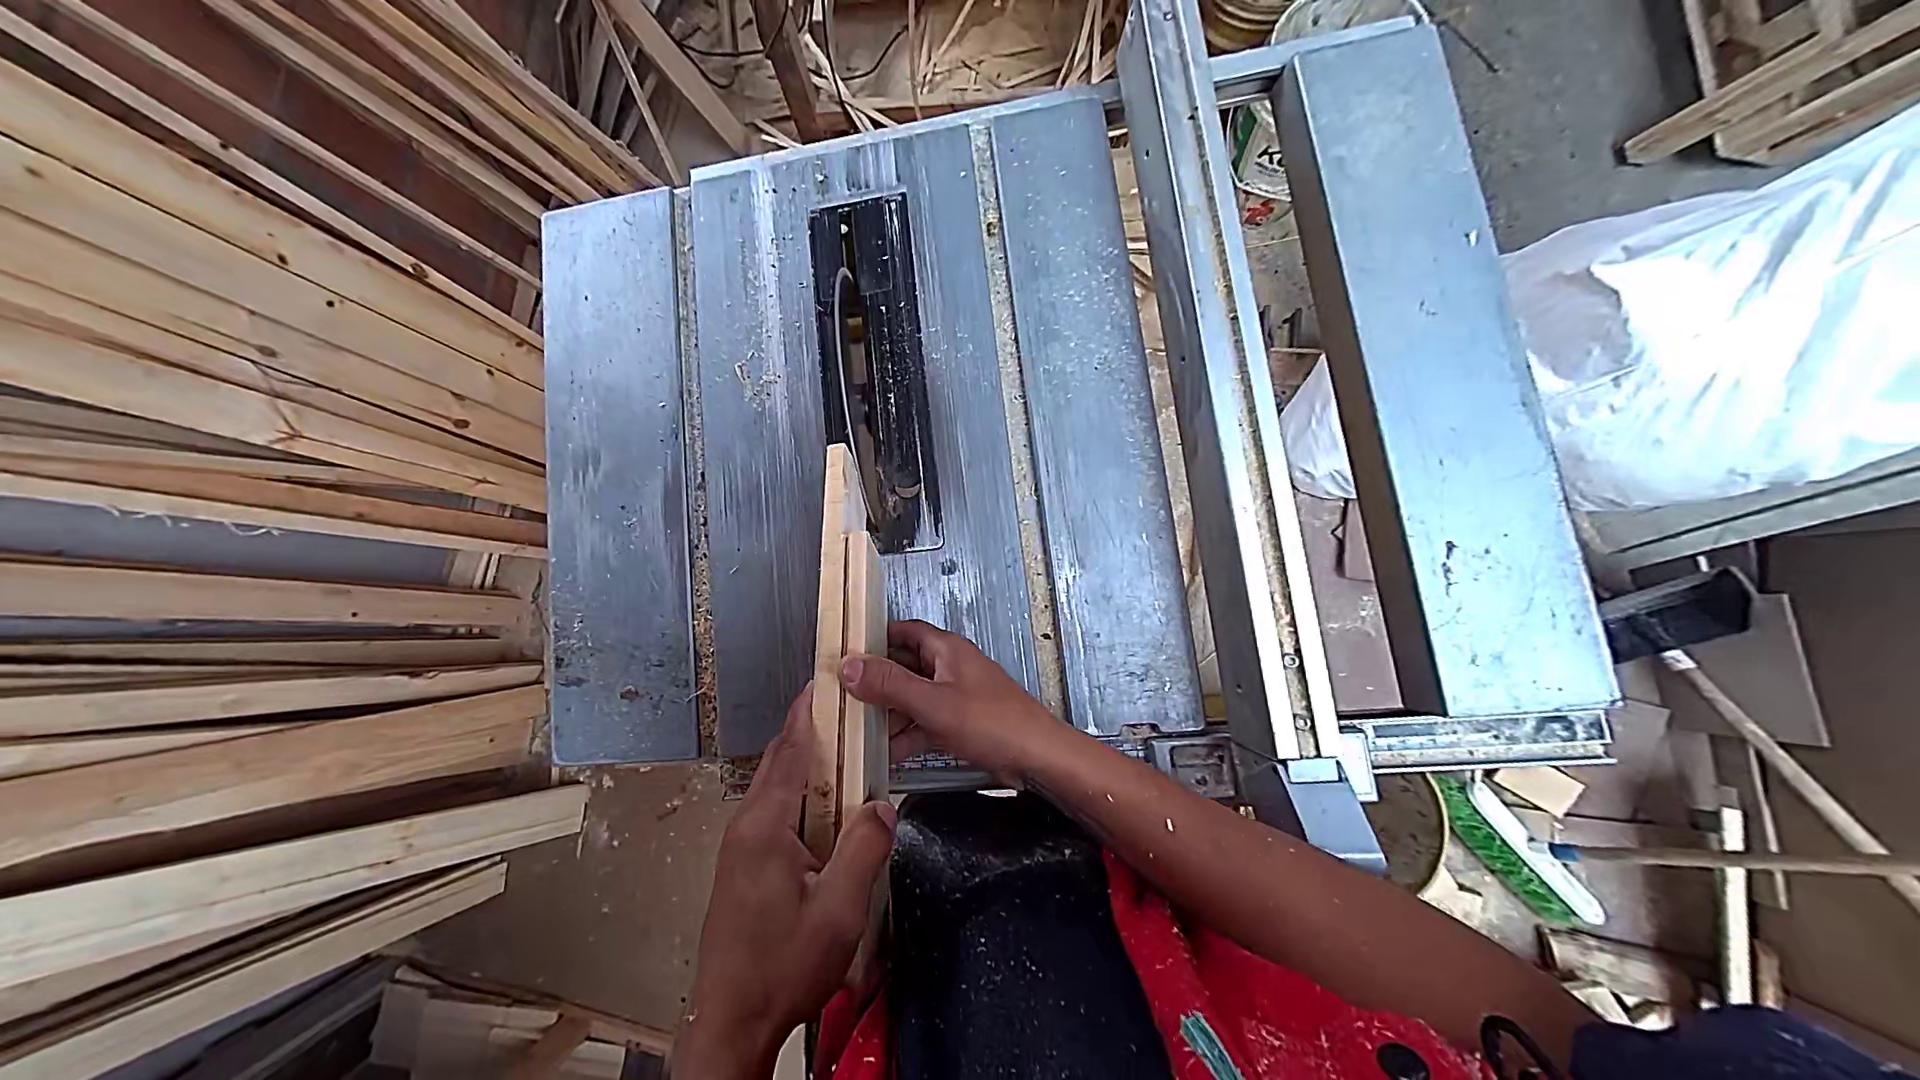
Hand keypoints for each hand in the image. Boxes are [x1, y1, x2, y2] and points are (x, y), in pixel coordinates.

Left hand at [675, 685, 895, 1078]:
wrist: (731, 1021)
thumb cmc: (781, 967)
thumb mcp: (838, 910)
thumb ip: (864, 849)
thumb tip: (882, 806)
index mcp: (764, 826)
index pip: (789, 751)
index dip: (808, 713)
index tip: (822, 682)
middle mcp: (746, 827)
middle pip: (778, 762)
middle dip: (809, 732)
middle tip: (845, 713)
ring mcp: (740, 847)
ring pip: (776, 787)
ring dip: (807, 765)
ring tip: (845, 755)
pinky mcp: (743, 867)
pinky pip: (774, 811)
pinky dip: (801, 794)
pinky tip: (828, 810)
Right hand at [839, 619, 1081, 780]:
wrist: (1037, 759)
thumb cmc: (995, 723)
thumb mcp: (933, 703)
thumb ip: (890, 684)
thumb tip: (850, 665)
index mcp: (946, 650)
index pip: (904, 631)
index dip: (876, 639)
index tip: (847, 653)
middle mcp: (950, 667)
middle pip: (905, 666)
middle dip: (877, 682)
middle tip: (845, 696)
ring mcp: (957, 695)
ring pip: (913, 697)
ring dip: (890, 712)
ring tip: (859, 730)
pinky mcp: (962, 722)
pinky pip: (926, 721)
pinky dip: (907, 733)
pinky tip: (888, 753)